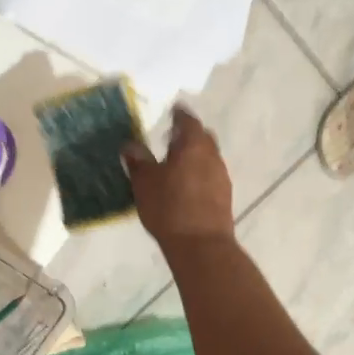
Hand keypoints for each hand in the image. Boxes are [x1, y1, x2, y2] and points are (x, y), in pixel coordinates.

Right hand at [124, 105, 233, 246]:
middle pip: (202, 137)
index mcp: (193, 145)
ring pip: (207, 156)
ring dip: (193, 155)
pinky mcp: (223, 194)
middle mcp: (212, 155)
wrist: (200, 244)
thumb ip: (138, 161)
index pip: (187, 121)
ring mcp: (221, 175)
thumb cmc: (168, 207)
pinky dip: (198, 171)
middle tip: (170, 138)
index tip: (172, 110)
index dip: (179, 115)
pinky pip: (209, 173)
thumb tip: (129, 144)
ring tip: (174, 164)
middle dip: (188, 134)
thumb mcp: (145, 183)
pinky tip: (184, 185)